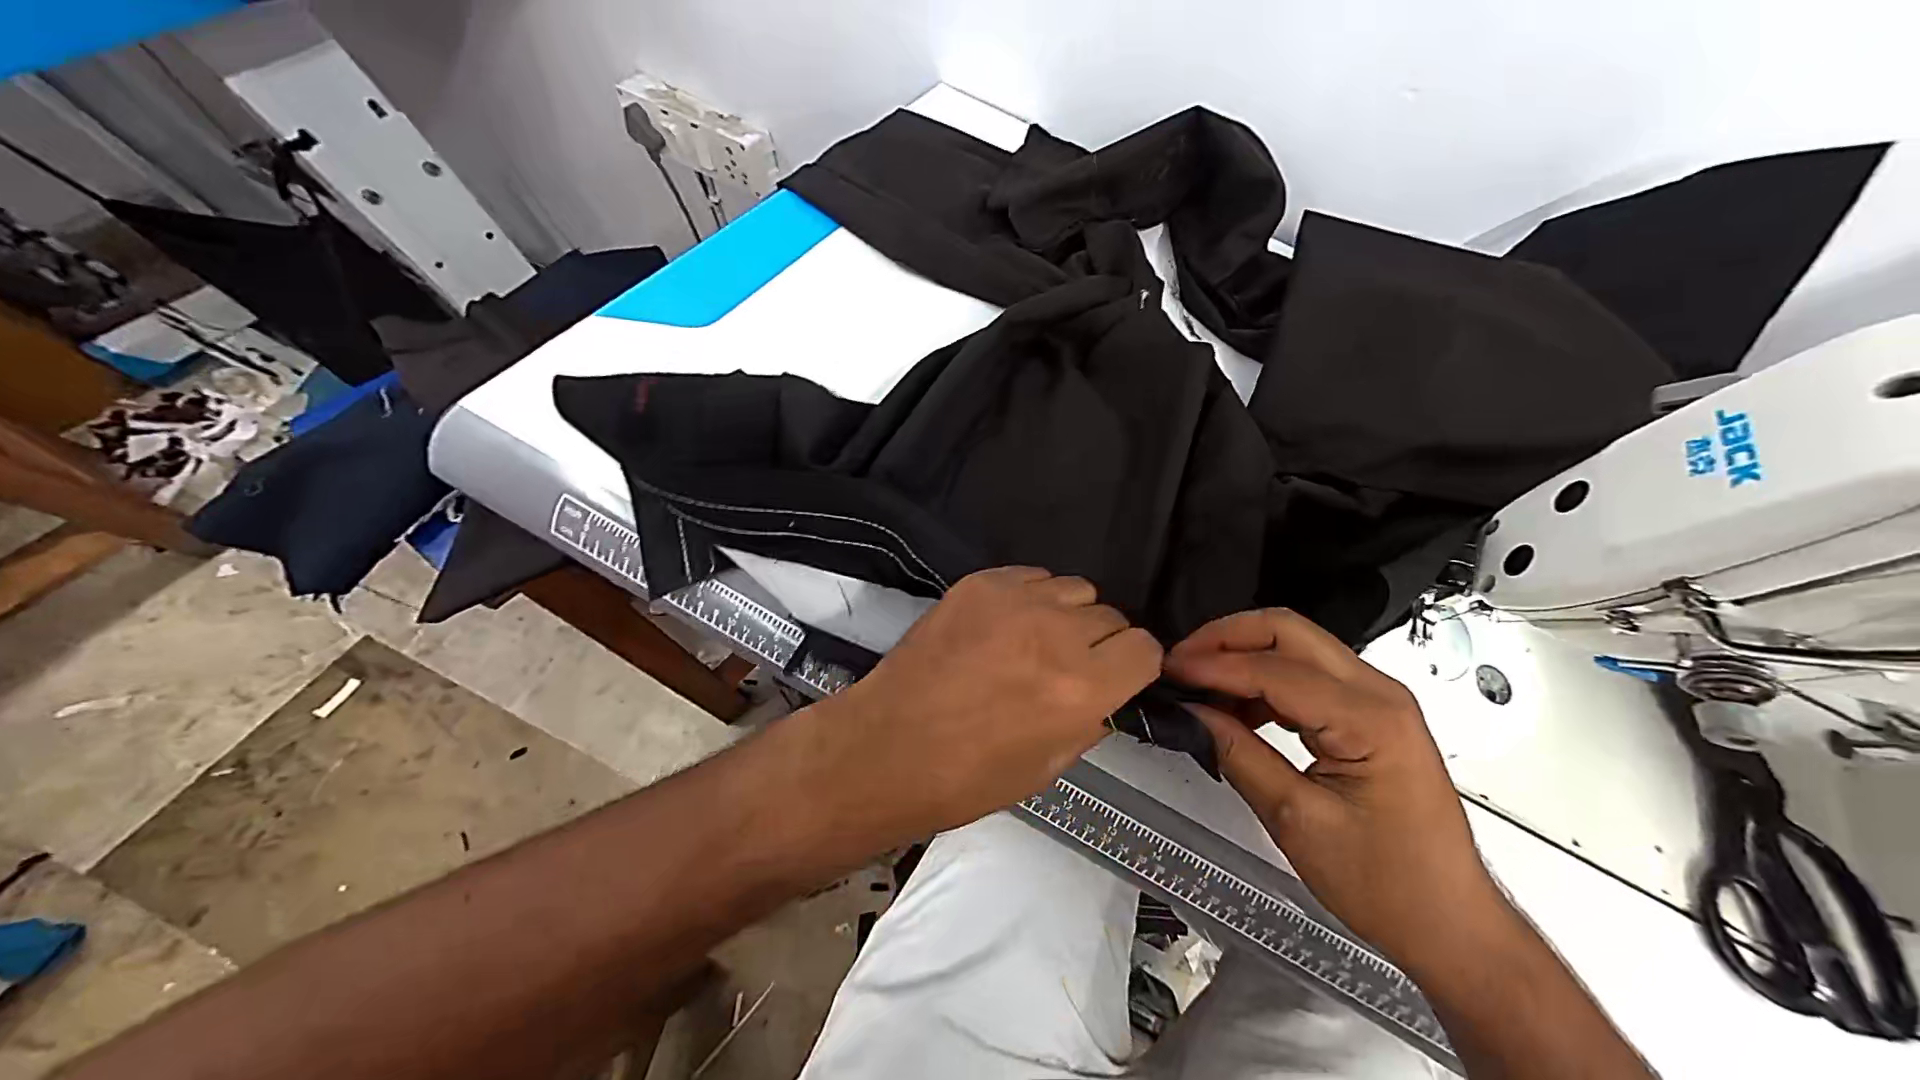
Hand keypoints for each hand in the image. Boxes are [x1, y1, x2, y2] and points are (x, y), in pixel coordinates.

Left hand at [794, 566, 1162, 841]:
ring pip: (1074, 588)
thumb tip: (1107, 693)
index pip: (1145, 648)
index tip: (1115, 677)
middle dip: (1099, 642)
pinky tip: (1002, 626)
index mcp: (1081, 687)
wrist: (886, 748)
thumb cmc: (966, 776)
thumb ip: (1090, 719)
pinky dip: (1029, 598)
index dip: (1133, 666)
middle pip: (1111, 614)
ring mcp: (1013, 601)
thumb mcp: (1048, 767)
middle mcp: (1055, 633)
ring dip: (1065, 615)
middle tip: (1065, 666)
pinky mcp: (978, 584)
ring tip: (1032, 642)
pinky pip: (1030, 576)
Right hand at [1164, 608, 1506, 970]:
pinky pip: (1306, 675)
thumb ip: (1238, 755)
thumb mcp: (1297, 819)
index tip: (1171, 670)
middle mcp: (1380, 696)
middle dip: (1226, 638)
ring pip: (1295, 646)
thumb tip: (1194, 713)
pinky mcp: (1369, 715)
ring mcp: (1378, 701)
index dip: (1213, 665)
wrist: (1449, 922)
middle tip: (1181, 660)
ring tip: (1200, 685)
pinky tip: (1234, 706)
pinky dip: (1263, 680)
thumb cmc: (1391, 884)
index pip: (1273, 669)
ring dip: (1243, 656)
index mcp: (1370, 720)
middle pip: (1287, 631)